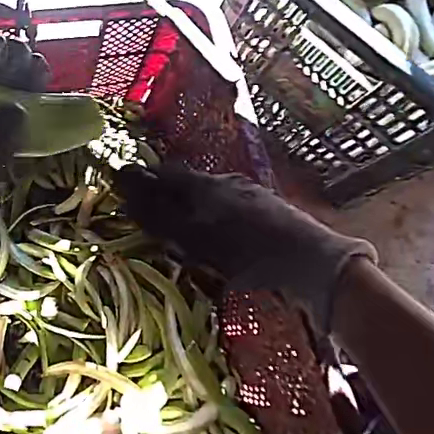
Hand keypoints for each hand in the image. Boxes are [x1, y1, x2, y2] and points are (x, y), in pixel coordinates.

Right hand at [115, 164, 375, 330]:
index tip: (123, 183)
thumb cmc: (247, 252)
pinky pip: (228, 205)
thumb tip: (126, 200)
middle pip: (186, 182)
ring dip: (189, 203)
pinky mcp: (266, 208)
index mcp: (204, 186)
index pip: (164, 173)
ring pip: (209, 193)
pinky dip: (211, 214)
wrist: (310, 260)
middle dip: (164, 190)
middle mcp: (225, 182)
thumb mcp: (195, 240)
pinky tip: (217, 231)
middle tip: (147, 205)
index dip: (141, 178)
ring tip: (179, 220)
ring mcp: (249, 193)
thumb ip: (160, 220)